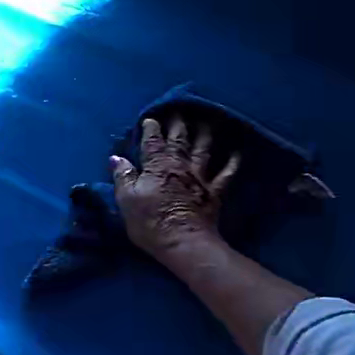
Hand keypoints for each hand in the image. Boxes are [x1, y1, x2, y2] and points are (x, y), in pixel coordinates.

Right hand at [109, 113, 239, 257]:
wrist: (184, 243)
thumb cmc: (149, 221)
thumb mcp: (126, 199)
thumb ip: (123, 176)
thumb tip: (117, 158)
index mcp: (156, 166)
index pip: (152, 142)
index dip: (151, 129)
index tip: (151, 118)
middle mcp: (180, 166)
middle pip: (179, 140)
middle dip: (178, 125)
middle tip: (180, 110)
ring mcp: (200, 177)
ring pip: (203, 150)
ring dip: (205, 134)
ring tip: (208, 121)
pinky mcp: (214, 192)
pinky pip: (226, 172)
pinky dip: (232, 161)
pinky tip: (237, 152)